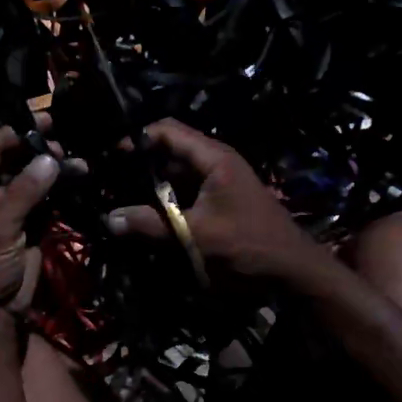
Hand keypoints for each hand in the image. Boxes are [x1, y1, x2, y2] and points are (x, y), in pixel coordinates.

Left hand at [0, 125, 60, 309]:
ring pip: (32, 179)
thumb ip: (25, 190)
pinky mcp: (30, 225)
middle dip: (37, 150)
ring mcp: (10, 209)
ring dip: (53, 170)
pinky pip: (45, 200)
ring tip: (77, 163)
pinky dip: (60, 190)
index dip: (14, 133)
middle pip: (13, 161)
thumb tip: (50, 158)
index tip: (44, 121)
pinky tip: (78, 179)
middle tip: (64, 144)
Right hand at [105, 119, 324, 280]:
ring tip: (120, 199)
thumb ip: (151, 225)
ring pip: (174, 177)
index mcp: (214, 158)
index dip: (138, 138)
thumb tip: (108, 218)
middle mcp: (214, 164)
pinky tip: (144, 217)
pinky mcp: (217, 204)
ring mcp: (217, 184)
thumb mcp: (195, 234)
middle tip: (109, 181)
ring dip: (150, 187)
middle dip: (139, 165)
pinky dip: (164, 203)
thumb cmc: (247, 244)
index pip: (168, 131)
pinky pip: (184, 196)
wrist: (292, 271)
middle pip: (168, 153)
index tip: (110, 156)